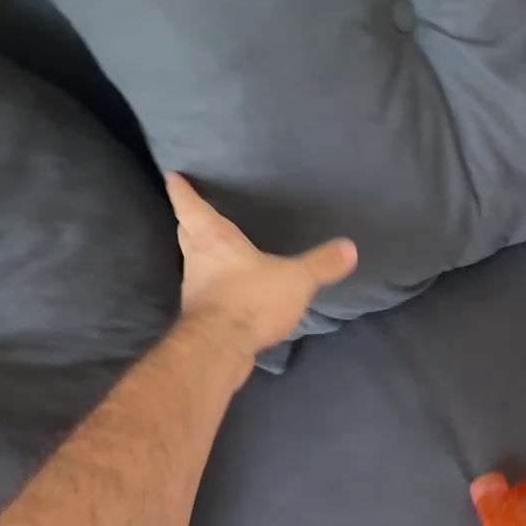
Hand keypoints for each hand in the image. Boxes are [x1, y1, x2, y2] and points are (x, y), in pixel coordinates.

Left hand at [163, 171, 356, 354]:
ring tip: (216, 256)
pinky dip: (213, 289)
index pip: (190, 205)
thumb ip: (322, 264)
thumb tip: (350, 247)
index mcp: (214, 238)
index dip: (181, 189)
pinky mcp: (201, 317)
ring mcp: (195, 290)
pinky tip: (228, 295)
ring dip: (201, 258)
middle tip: (194, 216)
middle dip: (189, 223)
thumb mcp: (296, 280)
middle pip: (187, 233)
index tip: (174, 177)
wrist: (221, 348)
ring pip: (194, 265)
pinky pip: (206, 295)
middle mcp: (197, 259)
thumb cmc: (252, 300)